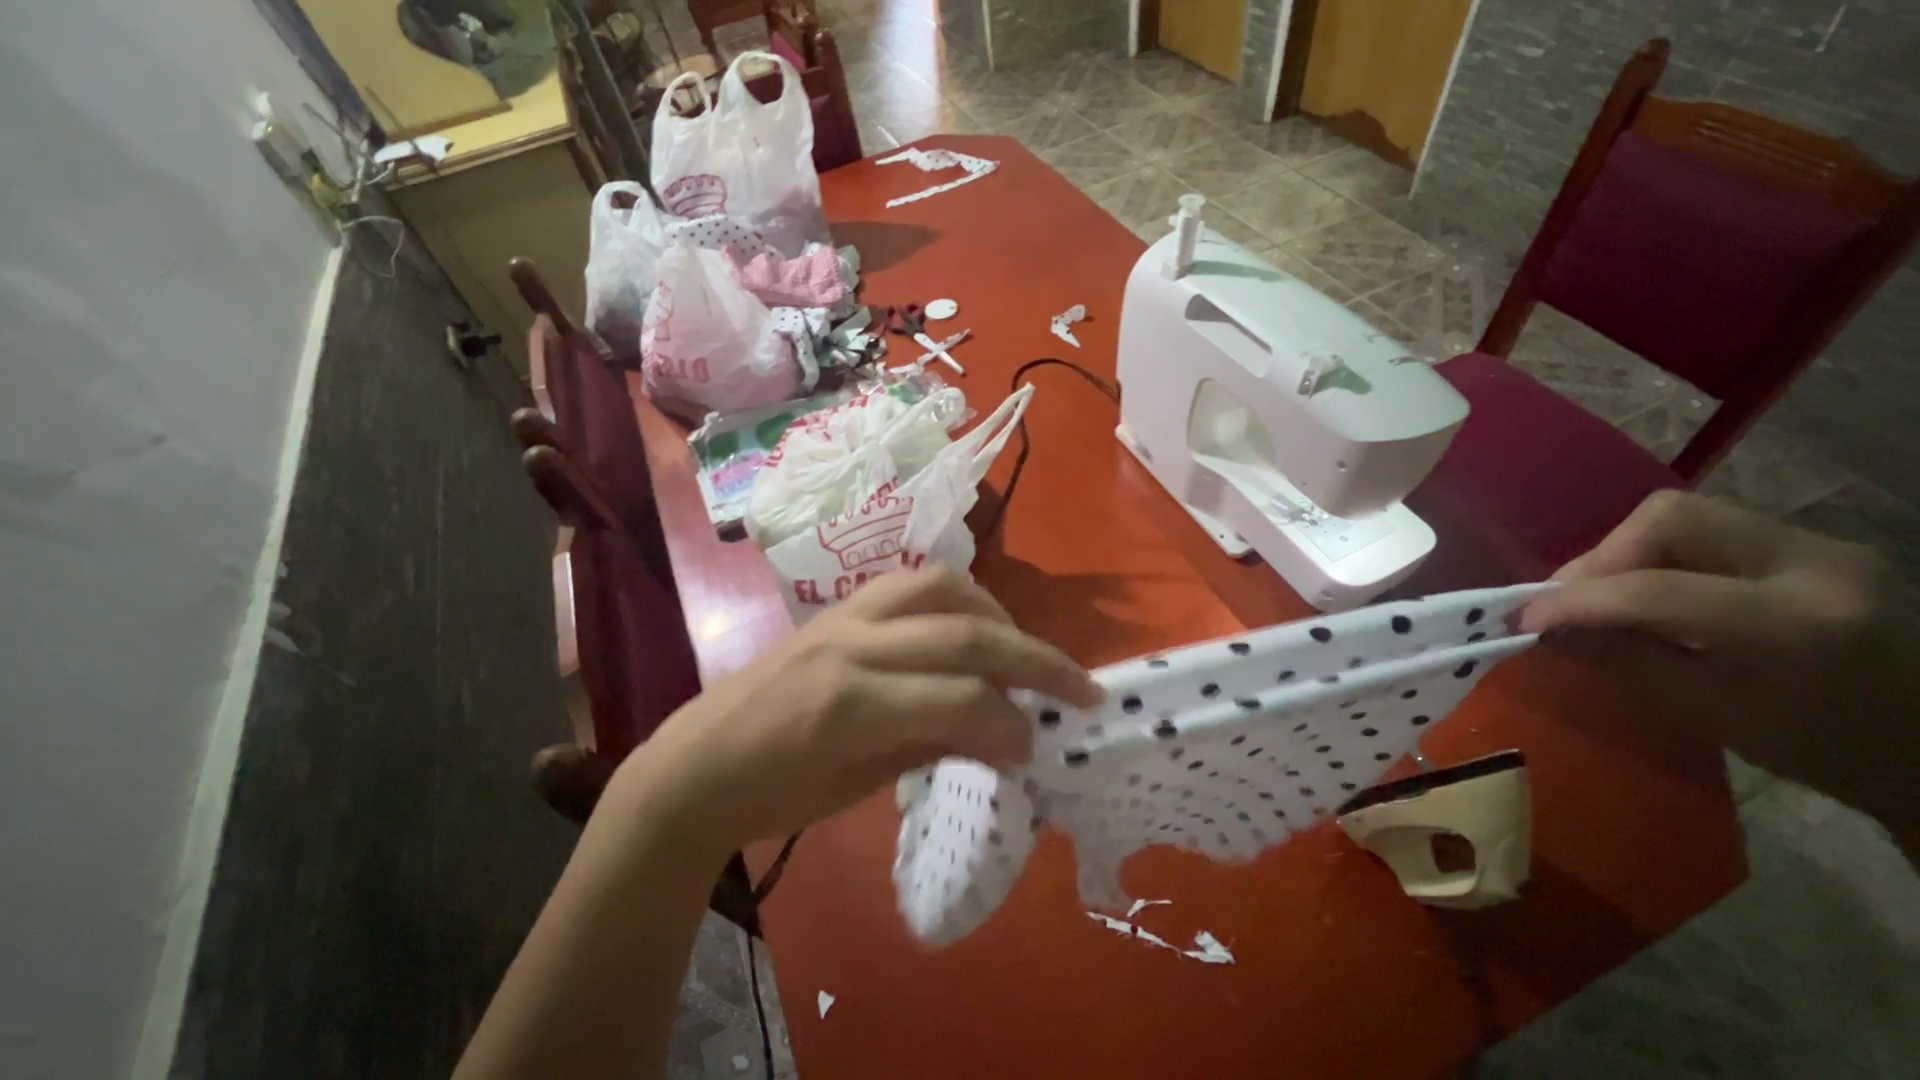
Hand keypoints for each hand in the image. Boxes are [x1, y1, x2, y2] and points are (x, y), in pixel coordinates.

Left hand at [610, 568, 1102, 859]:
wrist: (694, 764)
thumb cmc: (769, 795)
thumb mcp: (854, 786)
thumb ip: (930, 744)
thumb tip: (1001, 730)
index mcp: (848, 705)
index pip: (960, 699)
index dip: (1012, 724)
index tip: (1037, 748)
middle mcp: (851, 645)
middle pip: (964, 632)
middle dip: (1034, 660)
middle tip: (1079, 688)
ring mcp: (841, 618)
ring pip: (939, 586)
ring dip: (996, 613)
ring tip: (1021, 650)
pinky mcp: (836, 609)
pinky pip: (908, 586)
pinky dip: (954, 601)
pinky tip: (969, 631)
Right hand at [1519, 491, 1914, 845]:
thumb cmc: (1820, 748)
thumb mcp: (1712, 717)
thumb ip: (1622, 664)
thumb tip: (1542, 633)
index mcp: (1796, 626)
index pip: (1656, 590)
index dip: (1575, 601)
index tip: (1520, 621)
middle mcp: (1813, 563)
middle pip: (1668, 519)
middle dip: (1600, 558)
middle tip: (1566, 604)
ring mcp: (1817, 542)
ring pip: (1681, 516)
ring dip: (1622, 555)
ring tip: (1599, 600)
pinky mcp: (1810, 539)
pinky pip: (1706, 530)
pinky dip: (1655, 556)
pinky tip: (1645, 593)